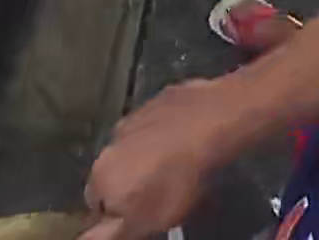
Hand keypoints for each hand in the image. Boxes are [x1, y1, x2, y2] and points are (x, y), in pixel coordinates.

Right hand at [82, 79, 237, 239]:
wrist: (219, 119)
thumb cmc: (180, 178)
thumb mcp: (144, 222)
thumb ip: (108, 236)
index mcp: (102, 172)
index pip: (99, 204)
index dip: (124, 210)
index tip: (148, 208)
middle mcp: (114, 137)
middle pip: (120, 168)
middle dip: (137, 178)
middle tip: (167, 184)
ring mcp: (142, 110)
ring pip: (141, 141)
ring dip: (153, 150)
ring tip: (182, 157)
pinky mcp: (168, 93)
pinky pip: (164, 118)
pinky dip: (172, 126)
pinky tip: (192, 132)